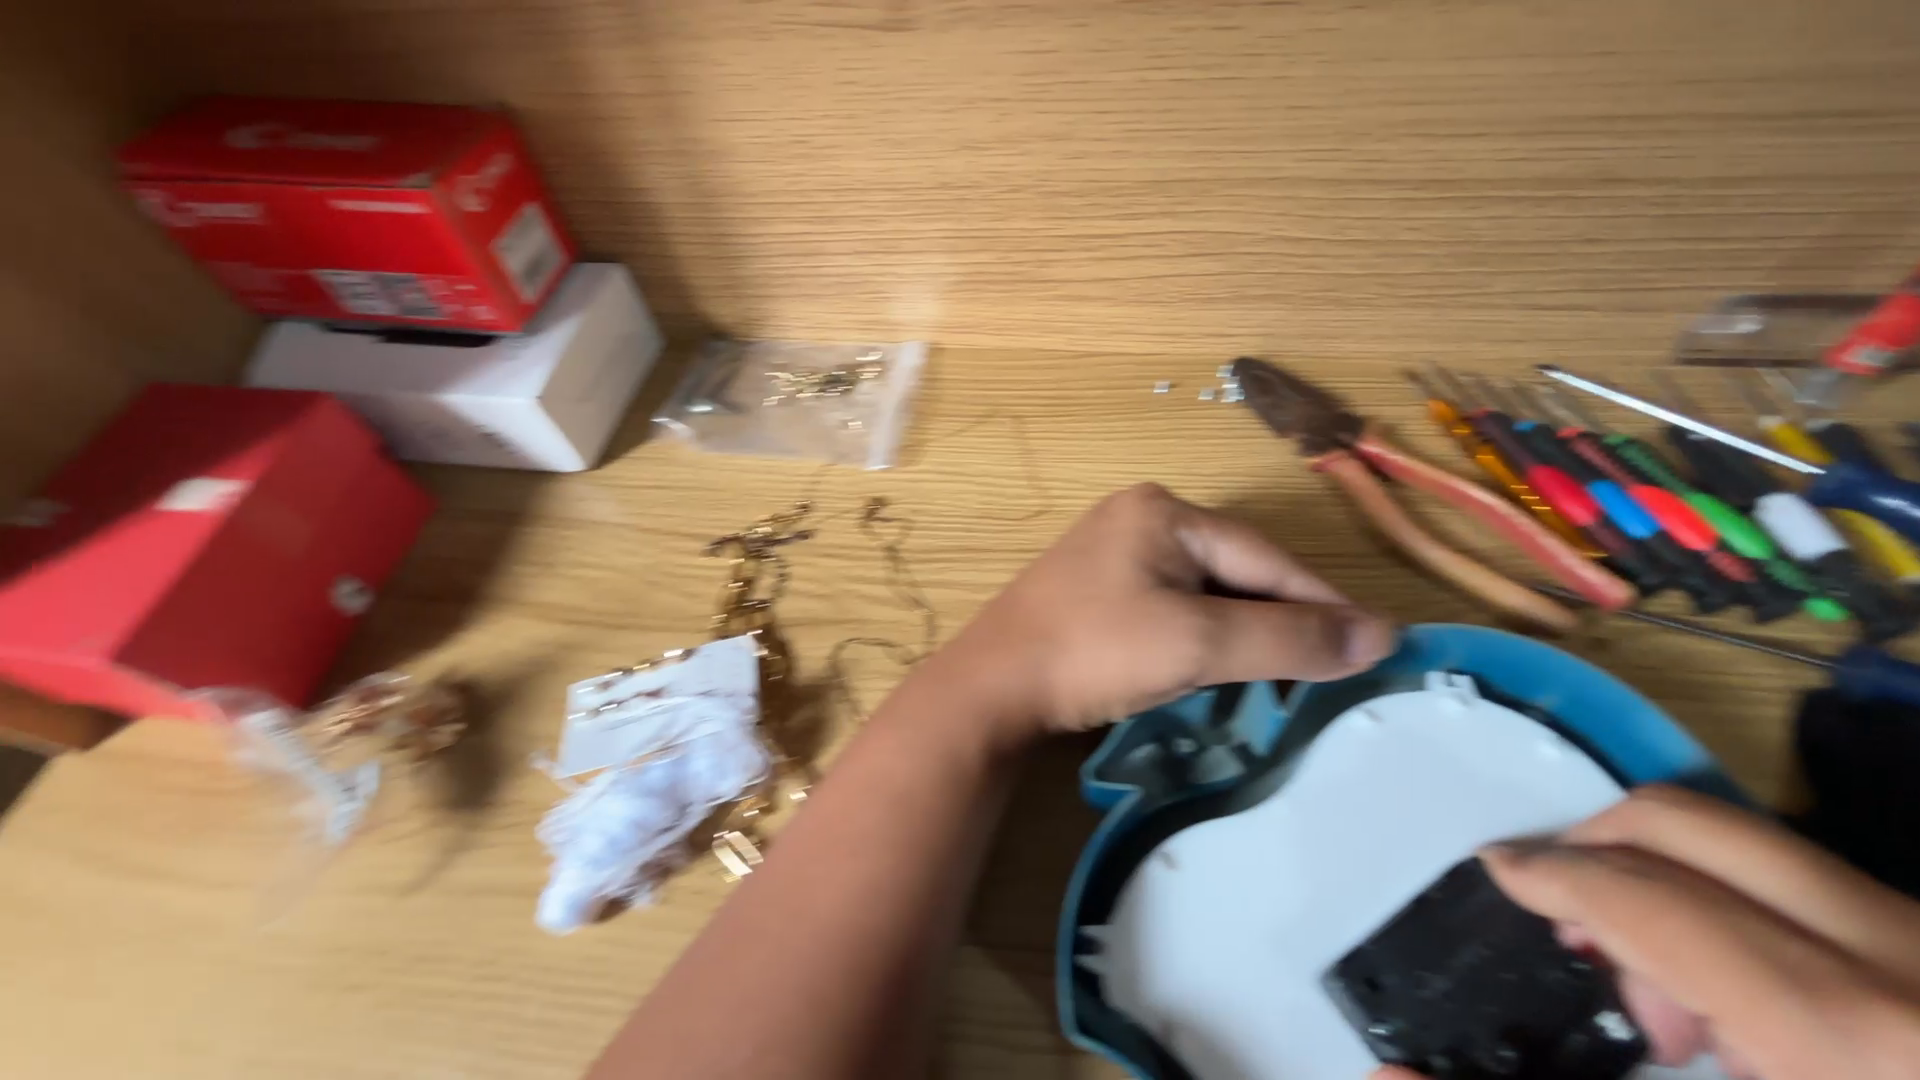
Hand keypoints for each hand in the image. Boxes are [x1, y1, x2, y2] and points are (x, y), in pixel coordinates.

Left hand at [940, 483, 1396, 739]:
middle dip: (1283, 618)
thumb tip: (1380, 636)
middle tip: (1332, 667)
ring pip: (1206, 591)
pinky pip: (1172, 606)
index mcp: (1163, 512)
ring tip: (1287, 672)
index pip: (1265, 557)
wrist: (991, 689)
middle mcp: (1140, 519)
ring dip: (1246, 630)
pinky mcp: (1097, 591)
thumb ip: (1286, 637)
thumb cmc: (1093, 653)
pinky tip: (1218, 664)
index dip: (1322, 604)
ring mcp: (1113, 554)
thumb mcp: (1196, 643)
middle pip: (1237, 570)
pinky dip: (1204, 636)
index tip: (1377, 645)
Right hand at [1375, 786, 1919, 1079]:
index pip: (1644, 894)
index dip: (1547, 872)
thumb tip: (1396, 1074)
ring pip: (1761, 848)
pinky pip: (1826, 892)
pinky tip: (1763, 1018)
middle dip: (1599, 846)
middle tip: (1565, 913)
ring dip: (1675, 889)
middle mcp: (1911, 971)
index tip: (1499, 873)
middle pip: (1696, 826)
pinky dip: (1753, 918)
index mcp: (1847, 1037)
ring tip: (1676, 1003)